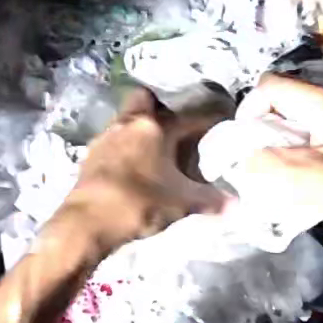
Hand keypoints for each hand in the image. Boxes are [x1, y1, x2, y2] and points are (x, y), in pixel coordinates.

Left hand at [41, 88, 227, 261]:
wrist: (87, 222)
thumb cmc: (139, 203)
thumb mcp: (182, 203)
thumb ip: (210, 199)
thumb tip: (235, 203)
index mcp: (156, 127)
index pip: (190, 118)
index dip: (208, 122)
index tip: (220, 126)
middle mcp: (129, 123)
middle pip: (147, 101)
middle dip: (161, 109)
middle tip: (175, 131)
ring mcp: (106, 136)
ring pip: (127, 119)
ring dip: (141, 130)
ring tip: (155, 151)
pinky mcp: (90, 154)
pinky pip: (113, 140)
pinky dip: (124, 147)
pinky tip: (133, 166)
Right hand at [238, 74, 322, 283]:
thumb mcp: (312, 185)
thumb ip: (269, 165)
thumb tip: (239, 157)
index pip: (272, 87)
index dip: (250, 111)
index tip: (244, 144)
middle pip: (286, 99)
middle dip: (265, 127)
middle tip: (258, 160)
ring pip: (300, 117)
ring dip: (282, 139)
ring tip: (277, 170)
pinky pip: (316, 130)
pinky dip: (300, 147)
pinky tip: (302, 175)